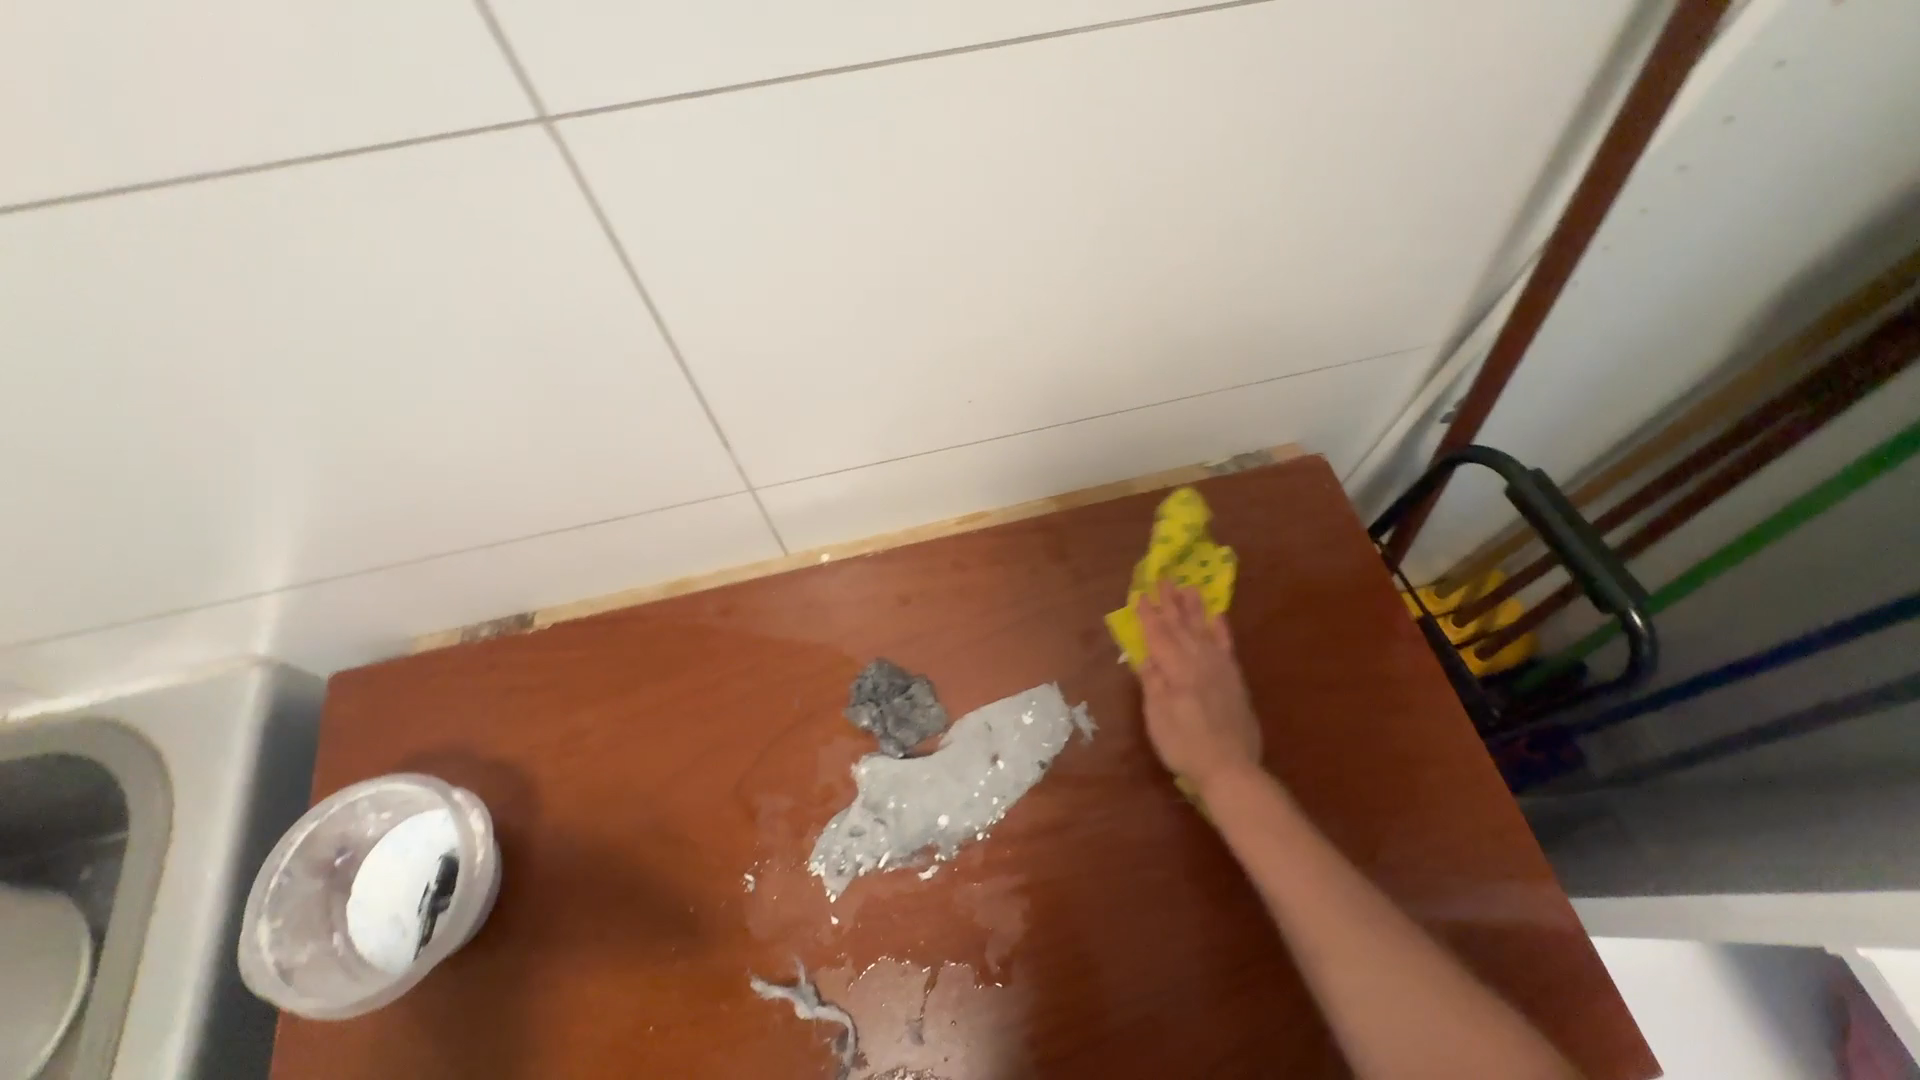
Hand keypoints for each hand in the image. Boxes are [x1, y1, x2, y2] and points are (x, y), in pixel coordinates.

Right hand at [1135, 582, 1263, 792]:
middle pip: (1181, 626)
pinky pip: (1226, 645)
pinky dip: (1220, 629)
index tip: (1140, 593)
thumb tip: (1144, 655)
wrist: (1230, 767)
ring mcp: (1220, 668)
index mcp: (1176, 670)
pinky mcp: (1234, 678)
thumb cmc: (1185, 746)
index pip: (1158, 635)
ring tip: (1188, 586)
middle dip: (1170, 602)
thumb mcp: (1157, 717)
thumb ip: (1152, 682)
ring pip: (1204, 630)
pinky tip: (1217, 616)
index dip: (1148, 614)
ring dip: (1194, 608)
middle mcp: (1199, 662)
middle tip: (1163, 577)